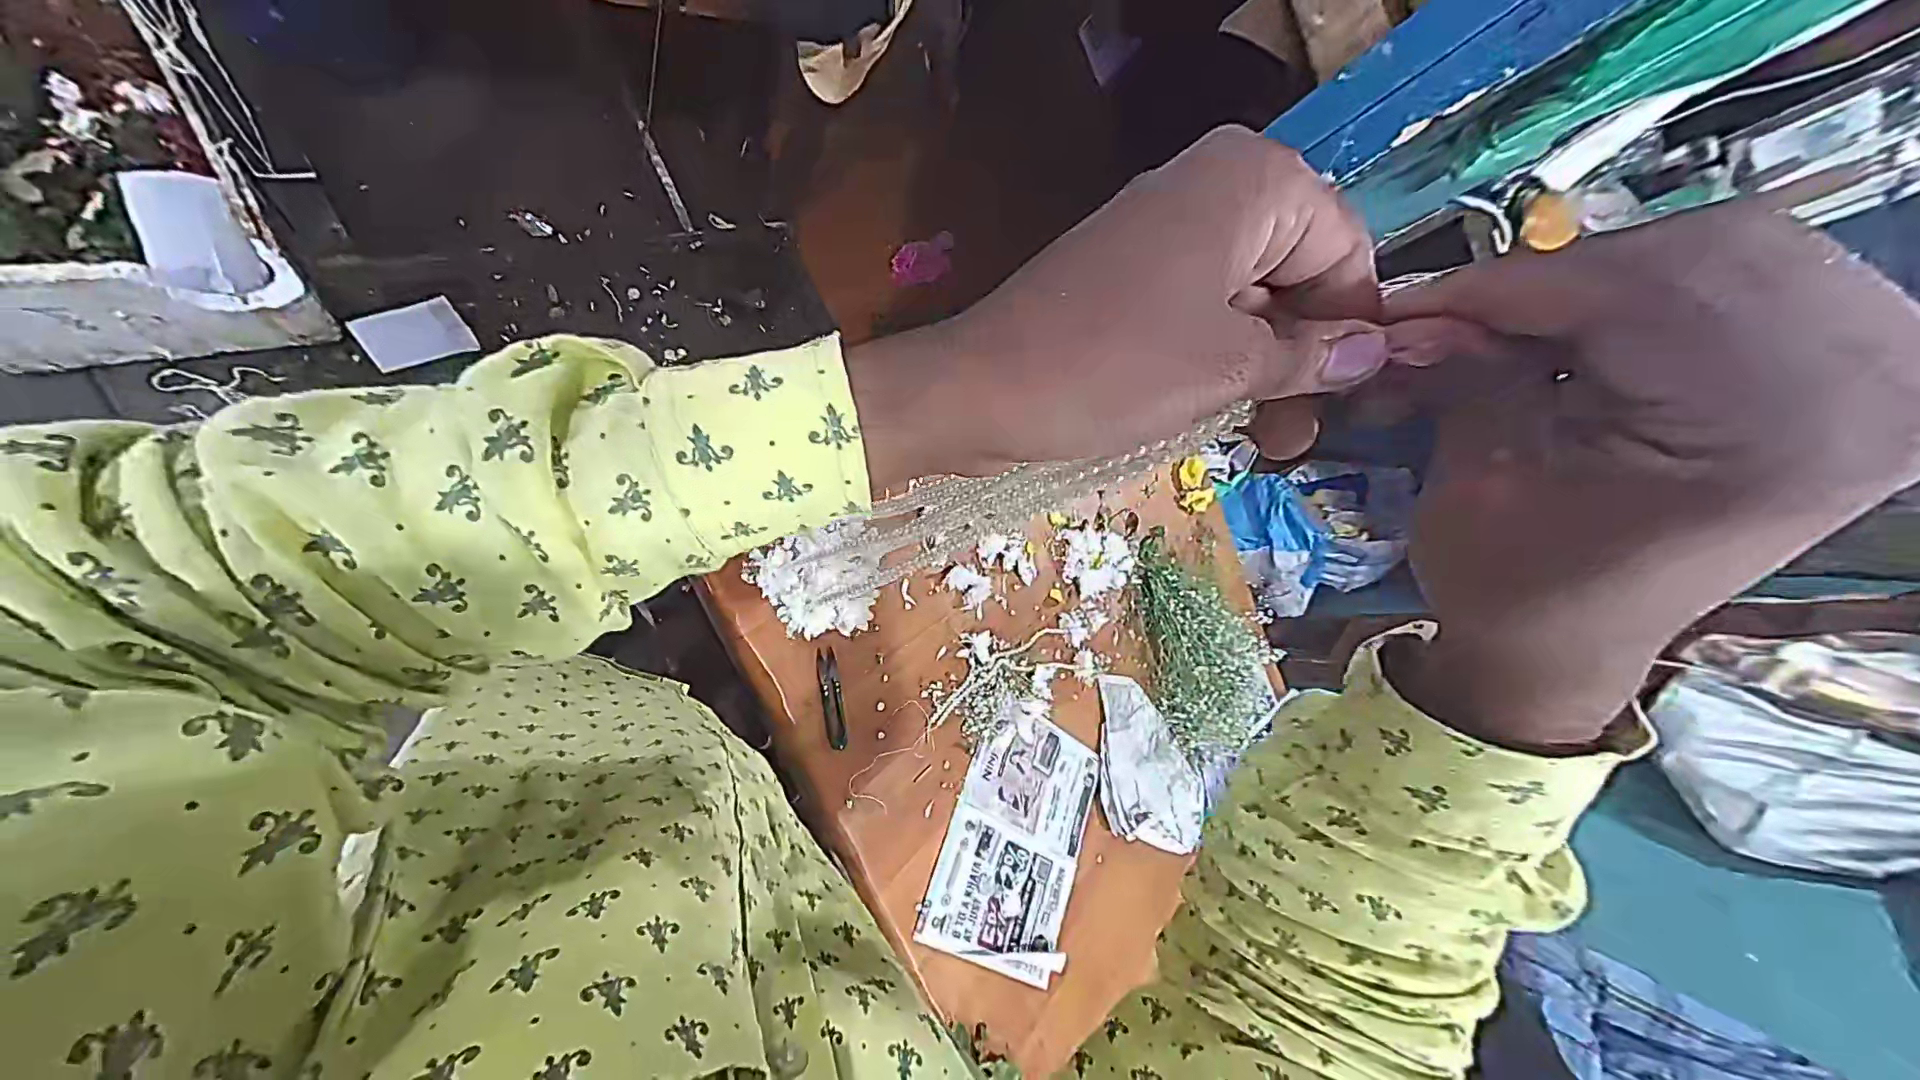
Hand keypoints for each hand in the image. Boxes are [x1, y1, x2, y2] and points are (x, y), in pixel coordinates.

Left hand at [847, 125, 1382, 490]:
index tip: (1353, 395)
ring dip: (1259, 374)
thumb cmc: (1111, 369)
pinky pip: (1193, 317)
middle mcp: (1207, 192)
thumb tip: (1374, 350)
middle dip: (1302, 359)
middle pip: (1292, 277)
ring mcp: (1158, 238)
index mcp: (1249, 183)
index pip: (1344, 248)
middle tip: (1301, 438)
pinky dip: (1214, 364)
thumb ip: (1307, 354)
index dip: (1354, 326)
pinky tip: (1220, 417)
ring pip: (1242, 305)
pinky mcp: (1123, 284)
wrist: (980, 391)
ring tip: (1266, 444)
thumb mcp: (1226, 367)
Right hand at [1373, 202, 1919, 749]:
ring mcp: (1888, 375)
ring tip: (1511, 329)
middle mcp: (1878, 386)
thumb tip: (1418, 312)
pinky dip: (1643, 296)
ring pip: (1732, 251)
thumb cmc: (1508, 587)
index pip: (1639, 292)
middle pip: (1706, 251)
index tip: (1411, 304)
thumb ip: (1465, 373)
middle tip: (1458, 318)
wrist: (1563, 647)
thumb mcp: (1472, 480)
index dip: (1506, 287)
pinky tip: (1578, 336)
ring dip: (1597, 283)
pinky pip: (1750, 282)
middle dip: (1554, 280)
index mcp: (1778, 431)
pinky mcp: (1856, 374)